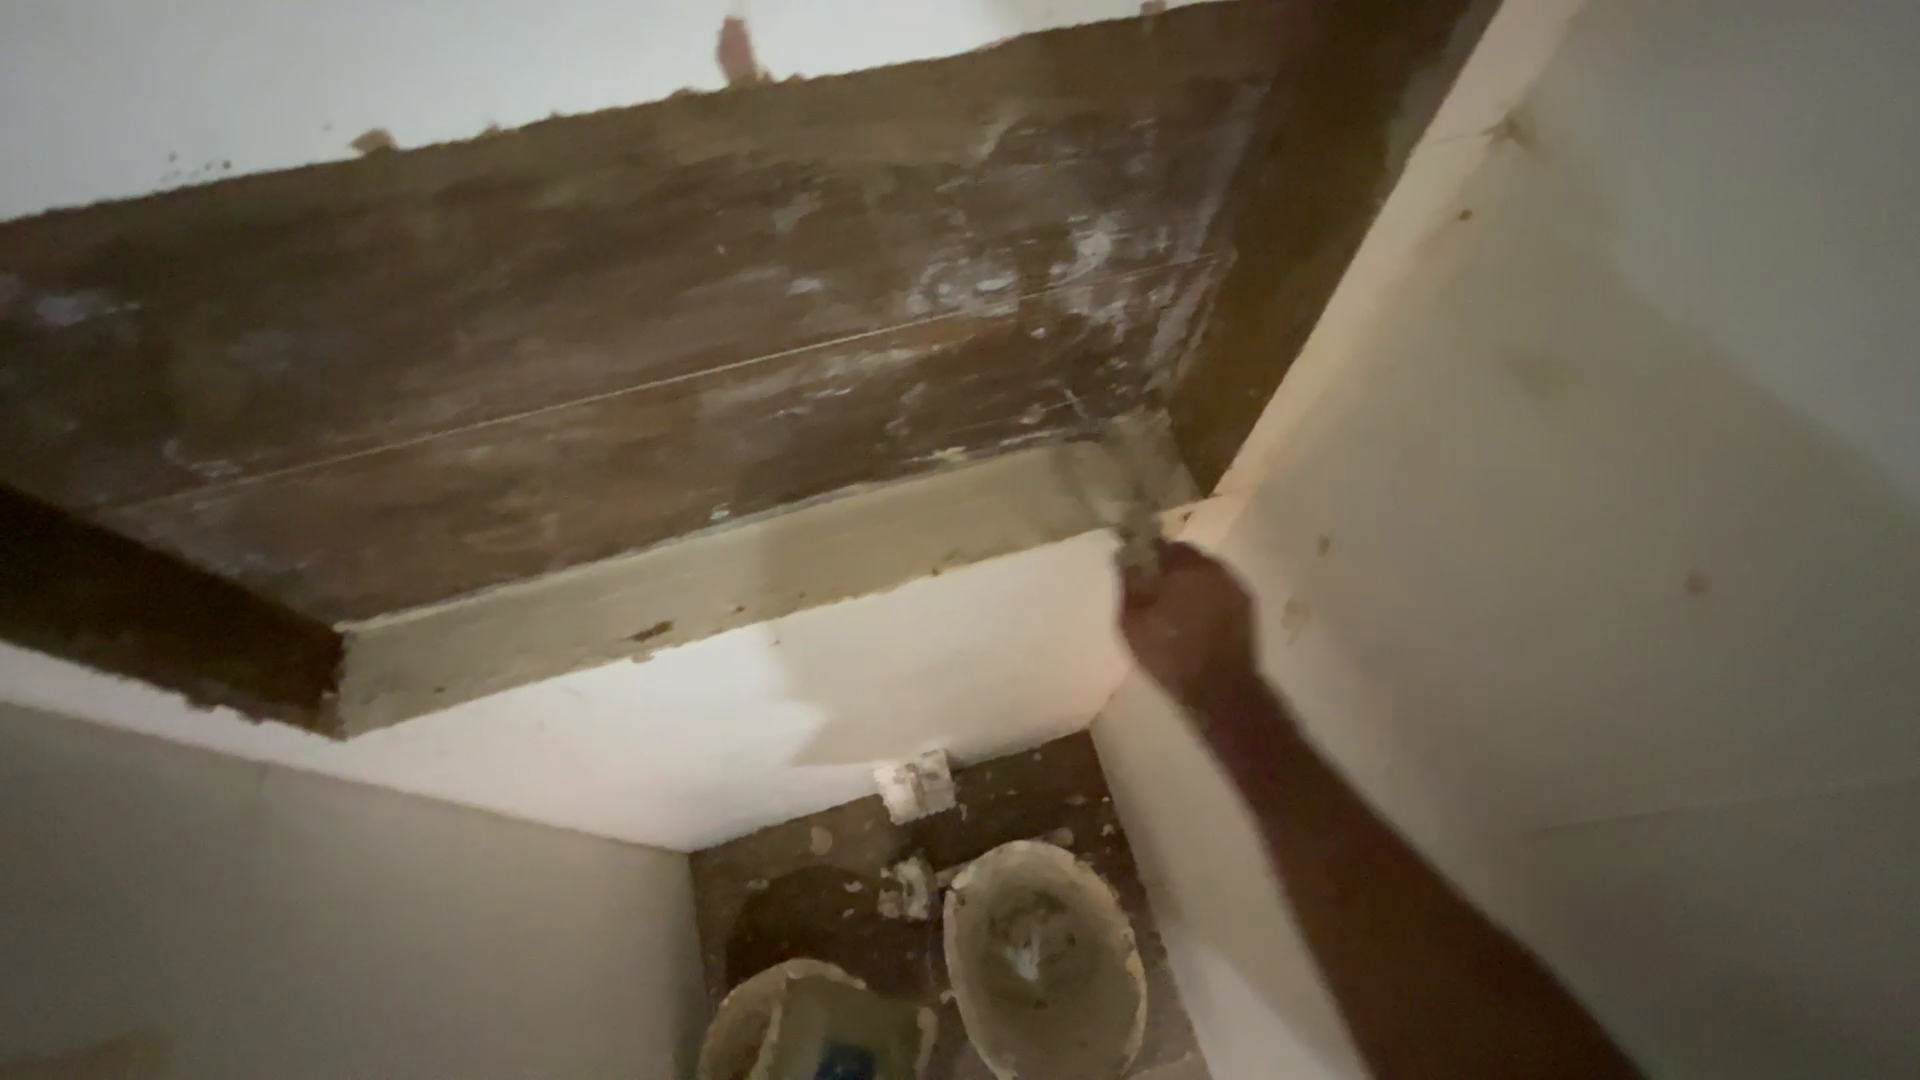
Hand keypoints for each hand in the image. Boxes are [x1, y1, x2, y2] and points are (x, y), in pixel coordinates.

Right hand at [1118, 540, 1258, 705]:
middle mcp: (1213, 567)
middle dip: (1169, 566)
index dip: (1146, 553)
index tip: (1137, 569)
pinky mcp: (1246, 605)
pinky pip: (1220, 588)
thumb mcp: (1132, 621)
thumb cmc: (1169, 654)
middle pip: (1186, 555)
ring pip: (1205, 571)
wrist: (1220, 689)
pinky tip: (1197, 618)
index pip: (1160, 543)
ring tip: (1176, 607)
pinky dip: (1207, 595)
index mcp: (1183, 566)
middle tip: (1155, 590)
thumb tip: (1124, 555)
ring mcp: (1234, 585)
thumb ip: (1128, 582)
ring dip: (1190, 580)